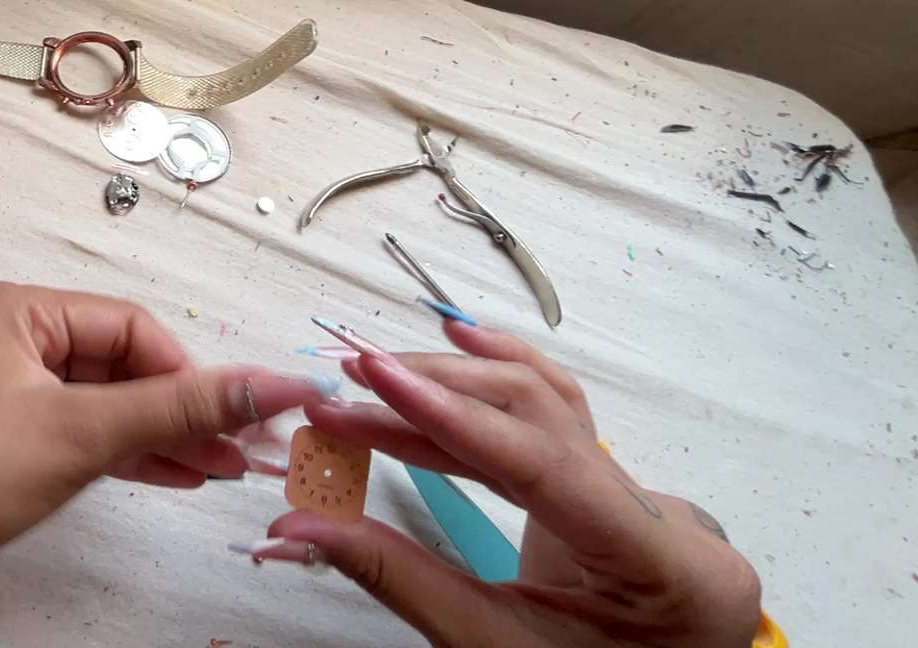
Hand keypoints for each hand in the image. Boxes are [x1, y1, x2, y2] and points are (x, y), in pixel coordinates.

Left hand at [0, 282, 324, 570]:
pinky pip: (85, 429)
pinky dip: (128, 451)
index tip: (237, 417)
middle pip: (123, 362)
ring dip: (164, 433)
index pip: (131, 327)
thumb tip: (265, 382)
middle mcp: (19, 337)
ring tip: (226, 468)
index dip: (187, 371)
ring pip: (108, 400)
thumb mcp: (79, 433)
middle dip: (183, 407)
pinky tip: (177, 473)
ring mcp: (14, 385)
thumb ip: (175, 407)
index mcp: (24, 311)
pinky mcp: (12, 429)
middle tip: (247, 448)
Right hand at [268, 319, 762, 646]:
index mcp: (666, 566)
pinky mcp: (607, 492)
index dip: (447, 412)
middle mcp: (663, 514)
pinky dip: (488, 388)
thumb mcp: (488, 647)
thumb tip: (292, 525)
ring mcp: (641, 498)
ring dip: (443, 386)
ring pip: (536, 405)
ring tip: (368, 374)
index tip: (372, 372)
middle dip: (432, 388)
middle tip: (350, 378)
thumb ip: (393, 574)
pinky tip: (457, 340)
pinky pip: (546, 423)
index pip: (543, 463)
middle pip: (537, 411)